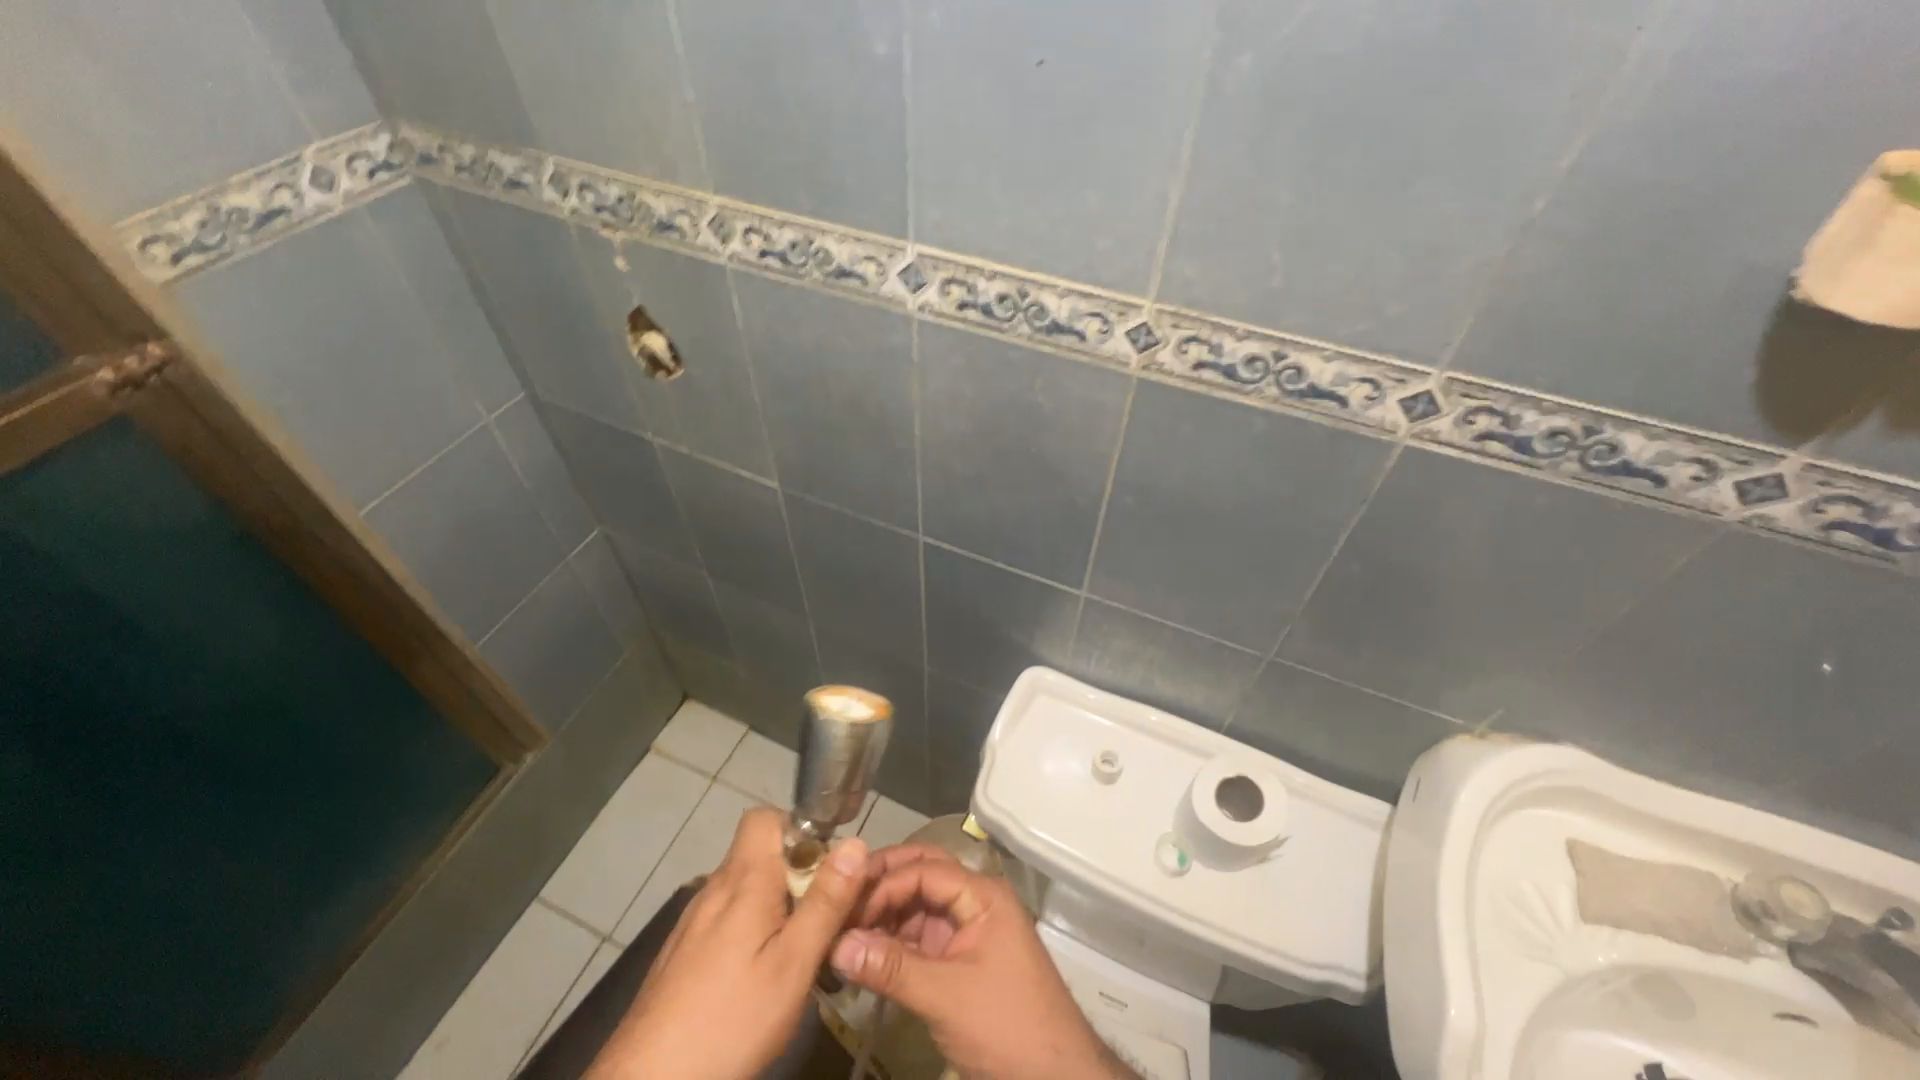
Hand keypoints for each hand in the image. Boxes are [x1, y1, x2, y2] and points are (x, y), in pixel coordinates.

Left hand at [585, 807, 867, 1079]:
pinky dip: (753, 933)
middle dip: (799, 877)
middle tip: (826, 924)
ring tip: (801, 956)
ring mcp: (693, 922)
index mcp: (741, 881)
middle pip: (761, 856)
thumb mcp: (793, 963)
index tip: (828, 871)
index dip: (800, 831)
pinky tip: (763, 978)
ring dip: (779, 908)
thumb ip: (825, 903)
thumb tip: (856, 843)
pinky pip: (728, 921)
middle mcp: (713, 890)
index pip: (764, 817)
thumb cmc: (730, 1018)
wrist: (649, 1079)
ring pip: (746, 891)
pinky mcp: (683, 953)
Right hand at [830, 845, 1135, 1079]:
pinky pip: (916, 940)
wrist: (1054, 1077)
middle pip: (920, 877)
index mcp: (982, 896)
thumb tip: (836, 943)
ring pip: (914, 908)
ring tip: (837, 930)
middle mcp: (972, 904)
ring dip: (879, 916)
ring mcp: (964, 933)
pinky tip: (858, 955)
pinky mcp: (956, 962)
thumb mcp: (947, 997)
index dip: (882, 884)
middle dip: (879, 886)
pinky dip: (888, 944)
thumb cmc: (1009, 1027)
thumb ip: (892, 968)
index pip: (924, 870)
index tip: (842, 907)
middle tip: (836, 902)